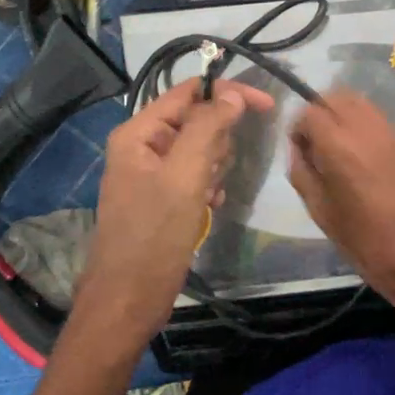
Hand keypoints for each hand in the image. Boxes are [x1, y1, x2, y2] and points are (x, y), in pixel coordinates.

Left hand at [79, 78, 274, 341]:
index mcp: (138, 133)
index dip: (229, 93)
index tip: (267, 106)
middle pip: (198, 119)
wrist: (128, 302)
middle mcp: (143, 146)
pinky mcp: (164, 197)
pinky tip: (207, 207)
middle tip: (212, 174)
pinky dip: (209, 187)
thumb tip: (232, 95)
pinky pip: (198, 175)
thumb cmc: (153, 237)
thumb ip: (207, 128)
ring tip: (206, 196)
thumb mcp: (184, 177)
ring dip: (214, 168)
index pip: (189, 93)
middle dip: (217, 143)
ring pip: (203, 148)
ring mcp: (153, 172)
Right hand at [288, 90, 394, 304]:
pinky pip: (379, 119)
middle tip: (316, 142)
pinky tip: (362, 155)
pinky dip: (364, 125)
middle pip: (336, 96)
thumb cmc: (364, 239)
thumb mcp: (320, 210)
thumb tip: (298, 148)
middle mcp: (366, 128)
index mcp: (339, 145)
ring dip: (343, 114)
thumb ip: (302, 172)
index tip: (300, 149)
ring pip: (360, 103)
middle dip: (320, 112)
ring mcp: (391, 132)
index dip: (299, 127)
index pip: (310, 111)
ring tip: (339, 146)